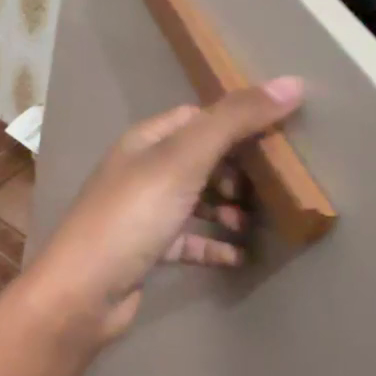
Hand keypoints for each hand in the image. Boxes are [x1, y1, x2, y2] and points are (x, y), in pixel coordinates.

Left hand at [26, 77, 304, 342]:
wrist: (82, 292)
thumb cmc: (131, 217)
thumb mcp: (184, 160)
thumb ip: (234, 121)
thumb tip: (293, 82)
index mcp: (144, 142)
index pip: (198, 118)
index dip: (237, 123)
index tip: (279, 140)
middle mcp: (141, 172)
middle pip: (200, 159)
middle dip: (237, 171)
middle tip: (271, 188)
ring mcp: (142, 214)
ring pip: (196, 202)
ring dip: (228, 209)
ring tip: (253, 224)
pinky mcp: (146, 252)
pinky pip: (189, 242)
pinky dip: (214, 245)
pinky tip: (240, 257)